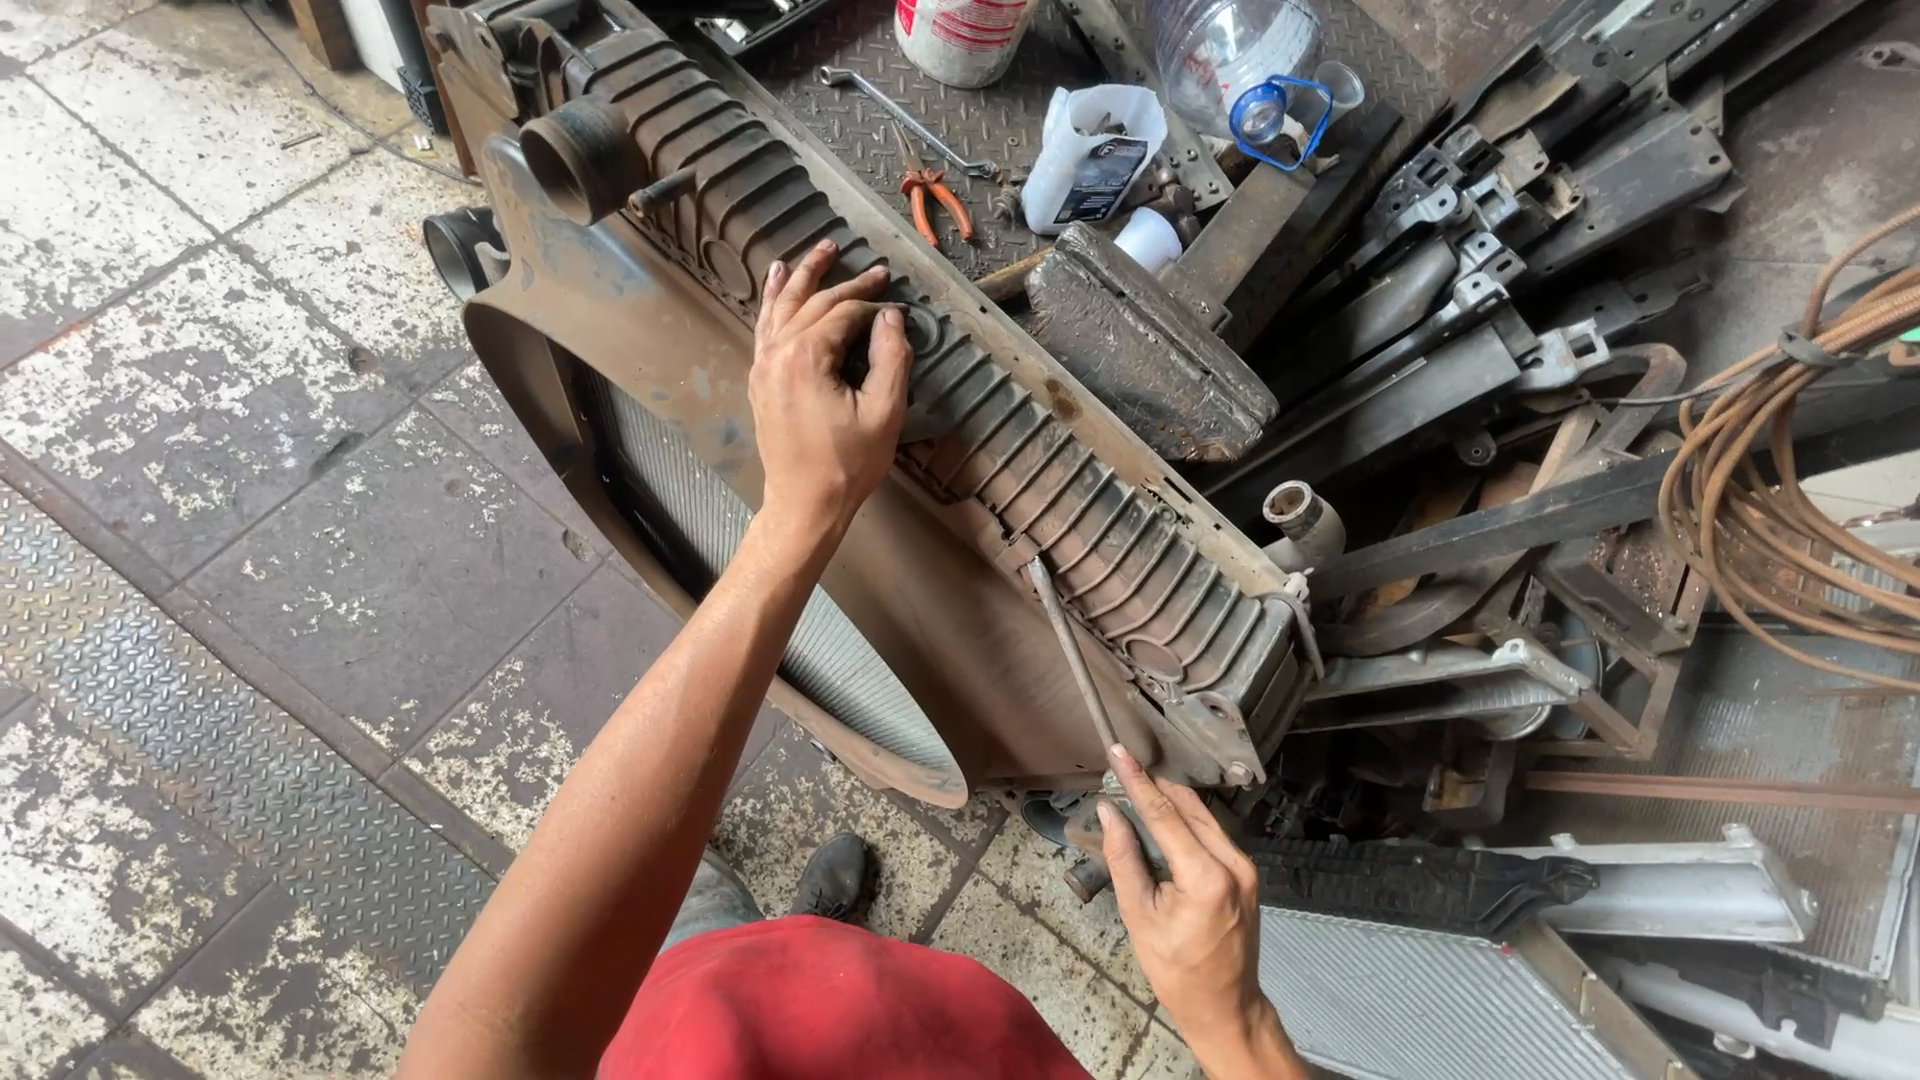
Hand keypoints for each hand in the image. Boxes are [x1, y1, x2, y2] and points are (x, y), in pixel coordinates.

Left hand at [750, 238, 911, 535]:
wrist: (805, 503)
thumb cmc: (848, 464)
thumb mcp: (884, 413)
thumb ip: (892, 358)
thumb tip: (892, 317)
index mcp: (806, 357)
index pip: (844, 314)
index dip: (874, 305)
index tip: (899, 305)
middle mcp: (777, 353)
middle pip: (814, 304)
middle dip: (846, 283)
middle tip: (875, 269)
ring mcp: (762, 365)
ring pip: (783, 306)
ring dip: (802, 275)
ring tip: (821, 250)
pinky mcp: (760, 379)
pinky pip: (765, 327)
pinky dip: (773, 300)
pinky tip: (776, 281)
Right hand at [1101, 744, 1305, 1079]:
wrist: (1226, 1007)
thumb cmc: (1175, 969)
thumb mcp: (1139, 914)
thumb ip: (1123, 856)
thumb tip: (1109, 810)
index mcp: (1206, 876)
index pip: (1165, 814)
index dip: (1138, 780)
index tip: (1118, 751)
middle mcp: (1234, 863)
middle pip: (1188, 806)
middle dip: (1154, 782)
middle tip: (1123, 762)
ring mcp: (1246, 867)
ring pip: (1204, 815)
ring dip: (1170, 796)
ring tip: (1139, 780)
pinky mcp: (1247, 872)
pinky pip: (1213, 831)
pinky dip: (1186, 816)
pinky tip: (1165, 811)